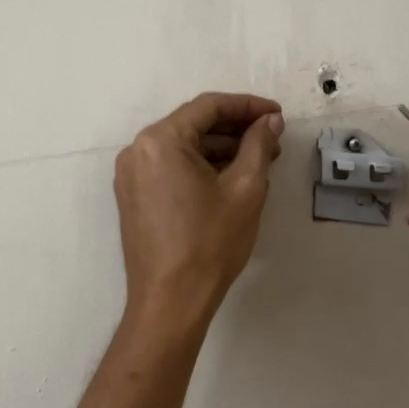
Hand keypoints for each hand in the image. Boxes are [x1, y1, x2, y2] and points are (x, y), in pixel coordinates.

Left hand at [114, 92, 284, 318]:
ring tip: (259, 161)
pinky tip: (231, 177)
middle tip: (273, 139)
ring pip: (183, 147)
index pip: (209, 107)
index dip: (248, 106)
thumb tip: (269, 122)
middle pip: (193, 125)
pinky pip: (171, 167)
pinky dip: (200, 166)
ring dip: (220, 149)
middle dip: (235, 129)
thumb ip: (258, 145)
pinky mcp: (134, 197)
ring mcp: (131, 176)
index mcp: (160, 141)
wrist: (171, 300)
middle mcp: (137, 151)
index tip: (276, 115)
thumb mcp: (245, 189)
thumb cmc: (210, 243)